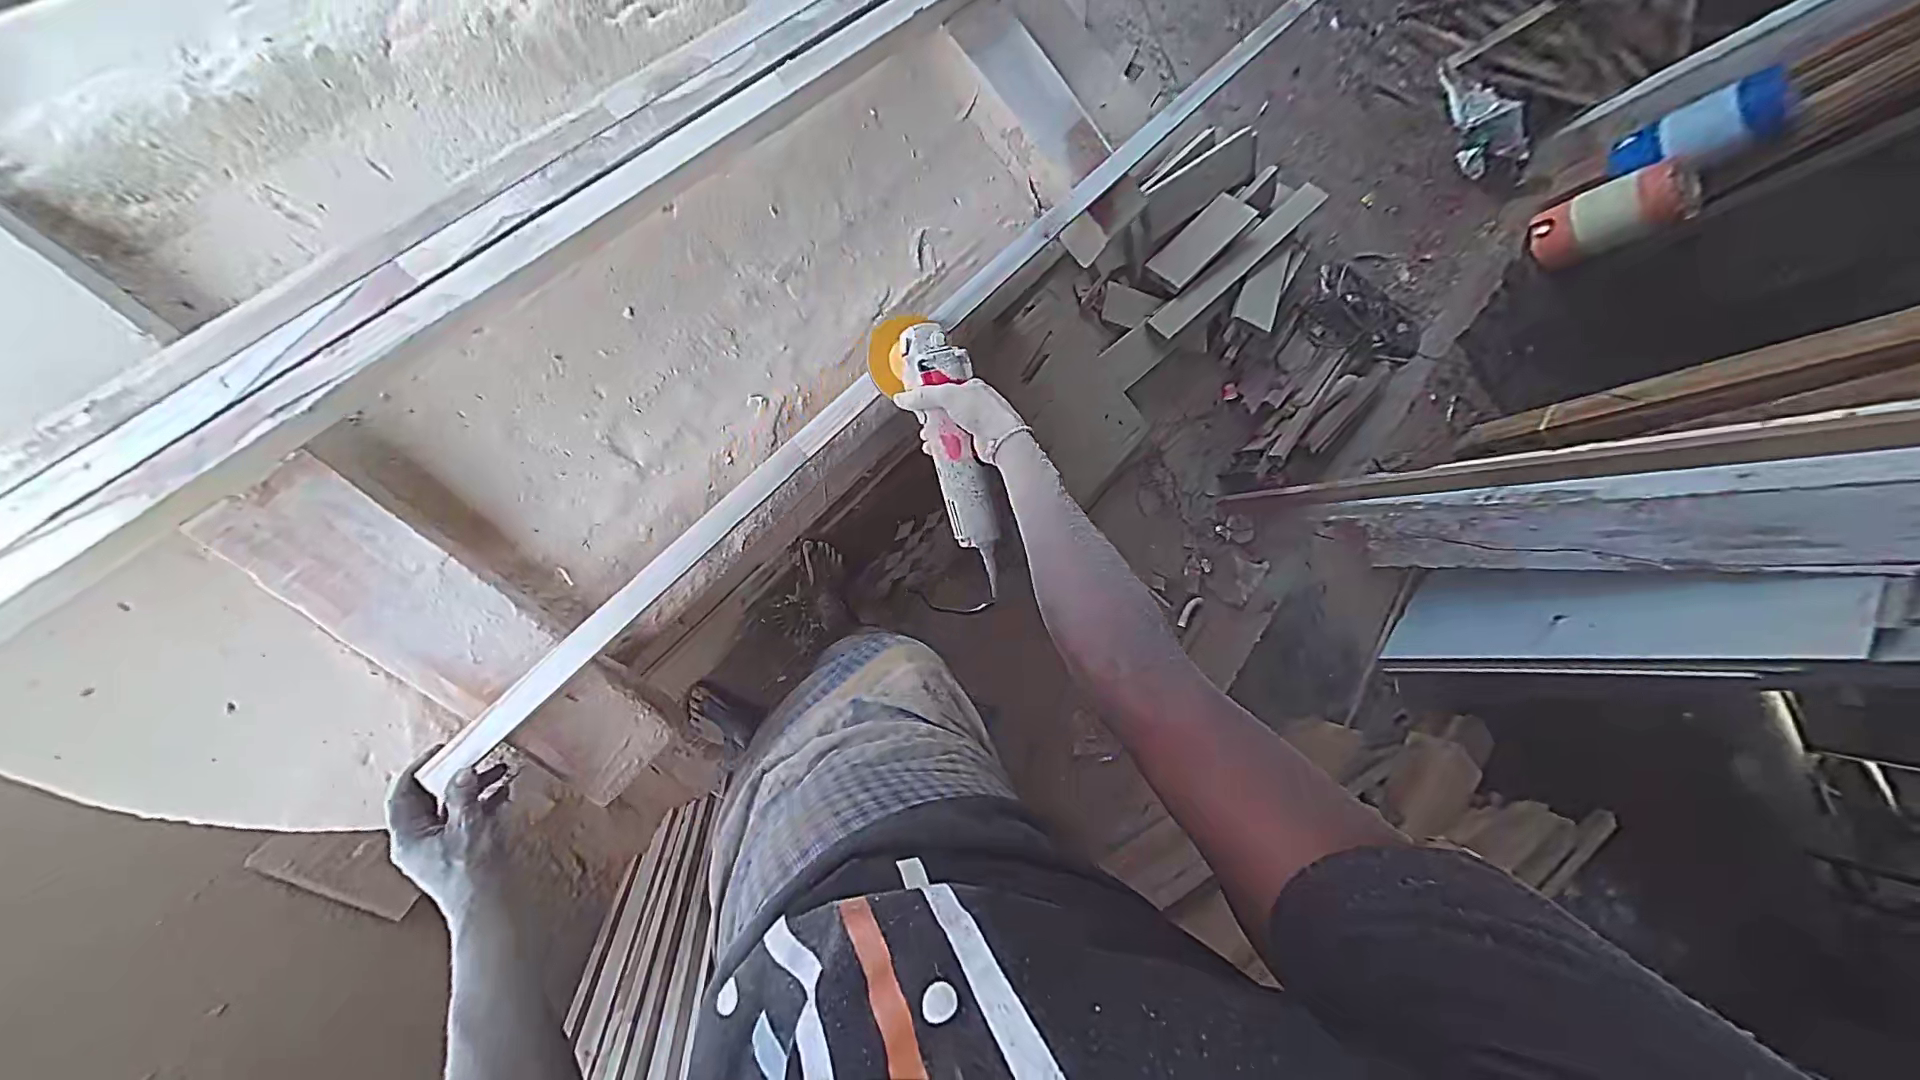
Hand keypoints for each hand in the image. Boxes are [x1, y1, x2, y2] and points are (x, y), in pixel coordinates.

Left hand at [387, 746, 514, 922]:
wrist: (487, 905)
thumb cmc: (471, 870)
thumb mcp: (466, 827)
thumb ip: (463, 797)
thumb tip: (462, 771)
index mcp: (408, 837)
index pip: (403, 795)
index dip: (417, 769)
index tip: (440, 749)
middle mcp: (419, 841)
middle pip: (429, 799)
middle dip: (454, 776)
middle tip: (476, 757)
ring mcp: (439, 847)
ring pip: (451, 807)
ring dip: (473, 787)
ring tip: (499, 771)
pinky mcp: (459, 851)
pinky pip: (467, 818)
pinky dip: (484, 802)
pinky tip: (504, 793)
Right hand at [893, 381, 1031, 465]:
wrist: (1001, 440)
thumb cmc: (985, 413)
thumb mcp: (948, 396)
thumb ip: (923, 396)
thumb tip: (902, 397)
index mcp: (971, 387)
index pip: (945, 386)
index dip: (930, 392)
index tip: (917, 399)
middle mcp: (974, 405)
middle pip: (944, 410)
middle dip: (930, 418)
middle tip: (922, 421)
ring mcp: (975, 424)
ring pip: (948, 428)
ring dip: (936, 434)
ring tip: (928, 437)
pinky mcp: (974, 442)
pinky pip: (954, 443)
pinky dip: (944, 447)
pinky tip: (937, 449)